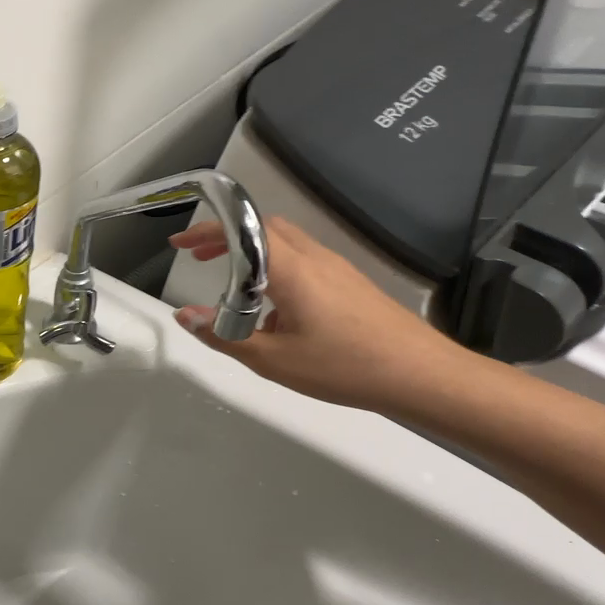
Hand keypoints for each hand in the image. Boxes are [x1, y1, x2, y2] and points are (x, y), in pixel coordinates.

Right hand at [169, 216, 471, 413]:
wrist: (423, 377)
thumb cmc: (344, 366)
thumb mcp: (271, 359)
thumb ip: (223, 335)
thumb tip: (185, 316)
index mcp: (293, 271)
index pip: (246, 231)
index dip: (208, 231)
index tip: (180, 244)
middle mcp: (317, 260)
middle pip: (268, 228)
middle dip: (229, 236)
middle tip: (200, 256)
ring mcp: (338, 270)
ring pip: (288, 244)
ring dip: (253, 252)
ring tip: (228, 281)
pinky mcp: (351, 285)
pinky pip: (304, 263)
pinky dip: (275, 268)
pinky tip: (270, 309)